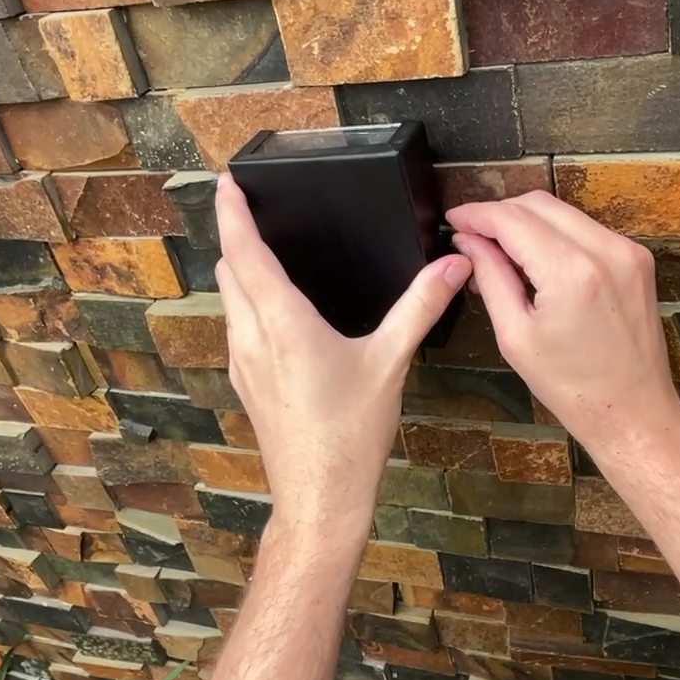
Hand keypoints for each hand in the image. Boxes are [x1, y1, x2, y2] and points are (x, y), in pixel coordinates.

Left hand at [214, 176, 470, 543]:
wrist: (319, 497)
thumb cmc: (351, 434)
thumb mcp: (391, 362)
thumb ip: (421, 307)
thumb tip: (452, 265)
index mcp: (283, 323)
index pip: (244, 251)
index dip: (233, 211)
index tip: (228, 181)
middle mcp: (252, 337)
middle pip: (228, 269)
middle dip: (234, 234)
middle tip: (249, 208)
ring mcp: (243, 362)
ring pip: (228, 299)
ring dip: (238, 269)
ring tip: (261, 251)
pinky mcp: (246, 383)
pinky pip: (236, 327)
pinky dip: (245, 302)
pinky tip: (274, 312)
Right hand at [446, 191, 679, 459]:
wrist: (632, 412)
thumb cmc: (573, 387)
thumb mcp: (515, 336)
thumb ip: (491, 278)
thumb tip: (469, 242)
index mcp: (571, 273)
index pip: (512, 219)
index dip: (476, 214)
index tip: (454, 219)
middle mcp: (605, 252)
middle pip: (538, 203)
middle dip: (499, 213)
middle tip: (471, 235)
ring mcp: (627, 252)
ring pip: (563, 211)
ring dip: (526, 221)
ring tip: (500, 250)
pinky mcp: (636, 259)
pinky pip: (585, 228)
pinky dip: (554, 233)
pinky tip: (535, 259)